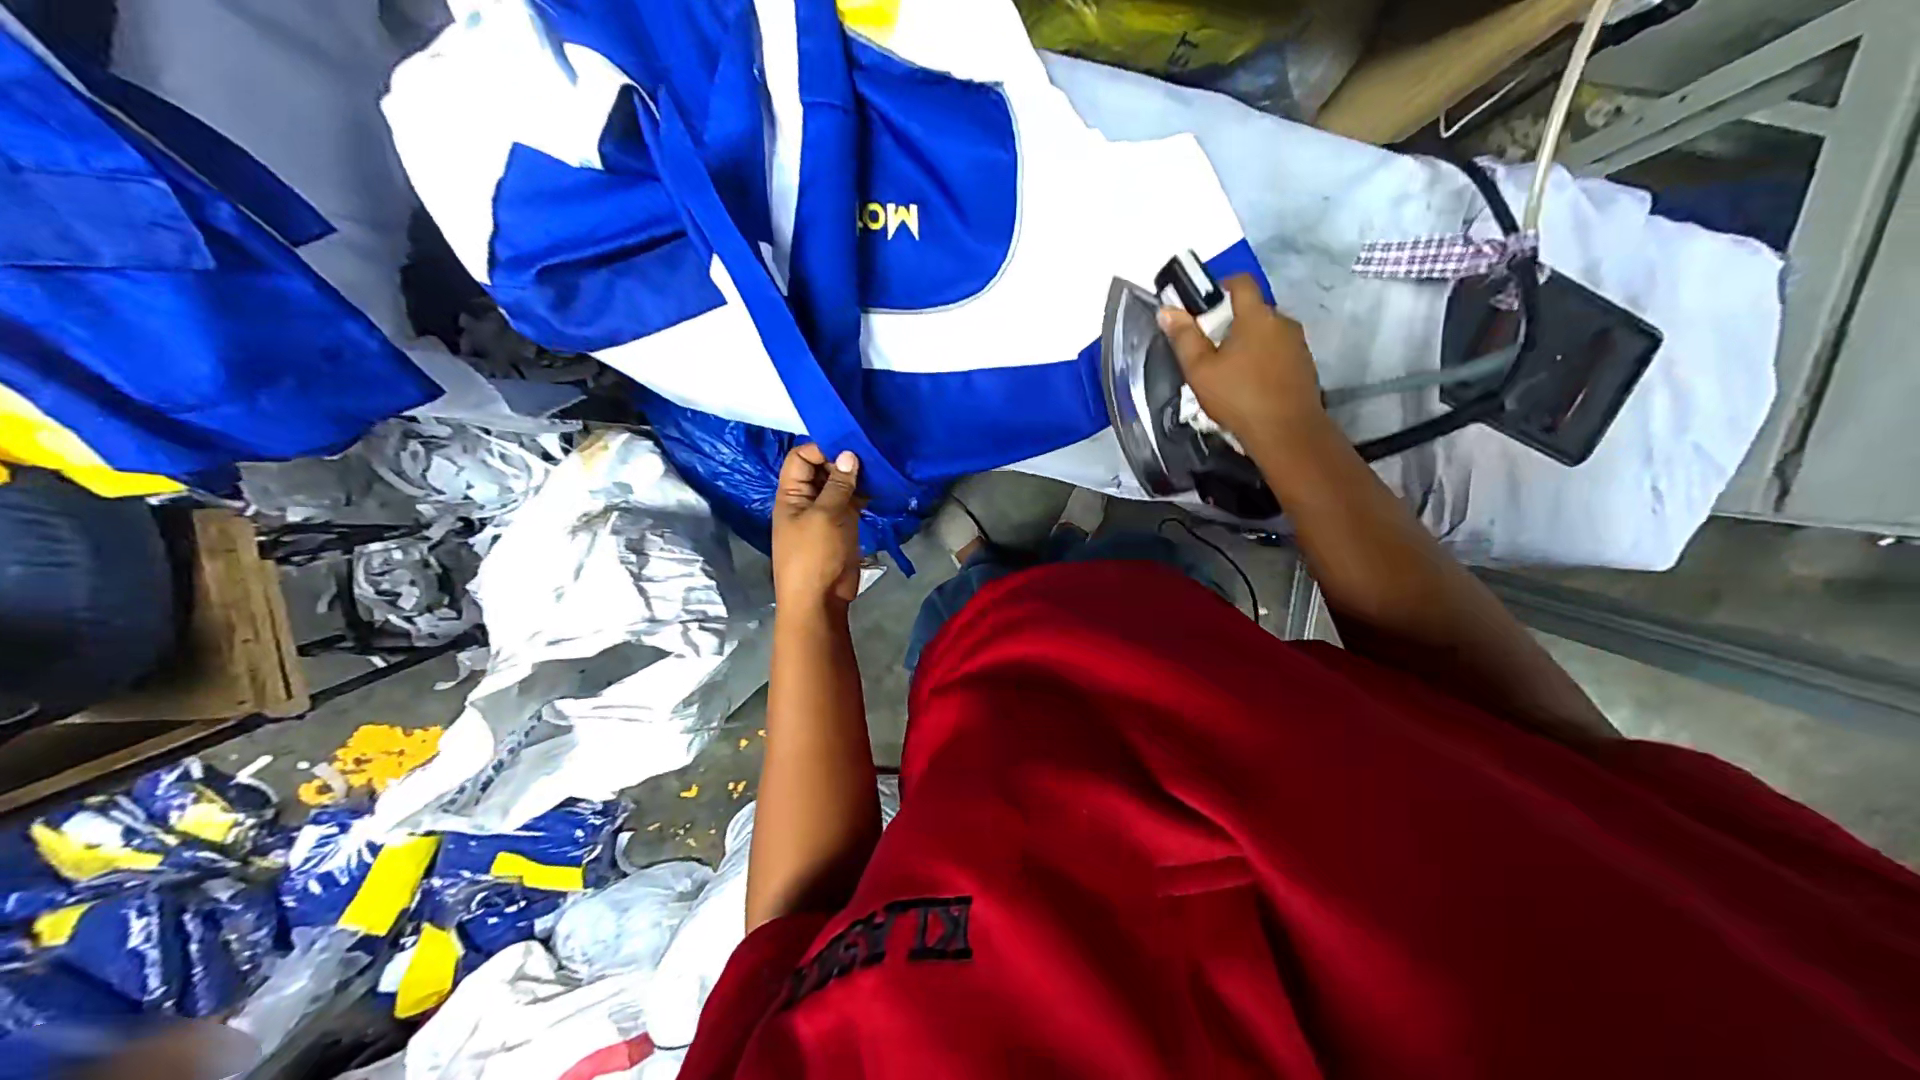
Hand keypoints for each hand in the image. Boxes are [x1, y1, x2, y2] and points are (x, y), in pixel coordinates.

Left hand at [772, 443, 863, 609]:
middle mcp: (805, 499)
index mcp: (790, 494)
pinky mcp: (841, 526)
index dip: (823, 448)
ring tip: (879, 468)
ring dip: (856, 477)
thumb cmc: (815, 555)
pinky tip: (880, 487)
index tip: (851, 446)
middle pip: (821, 468)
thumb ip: (838, 484)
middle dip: (843, 460)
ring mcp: (823, 513)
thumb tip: (849, 455)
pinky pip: (850, 502)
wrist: (819, 599)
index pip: (801, 457)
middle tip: (870, 456)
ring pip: (838, 485)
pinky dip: (863, 494)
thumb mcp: (826, 515)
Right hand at [1160, 274, 1329, 451]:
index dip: (1221, 285)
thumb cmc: (1238, 397)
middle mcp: (1282, 322)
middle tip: (1208, 346)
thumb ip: (1184, 337)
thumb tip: (1167, 310)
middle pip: (1253, 309)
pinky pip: (1278, 351)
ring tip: (1228, 369)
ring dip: (1248, 342)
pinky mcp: (1305, 365)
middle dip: (1231, 320)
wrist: (1287, 433)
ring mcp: (1298, 344)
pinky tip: (1249, 383)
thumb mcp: (1200, 370)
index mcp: (1256, 316)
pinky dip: (1263, 359)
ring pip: (1266, 332)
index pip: (1241, 282)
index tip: (1203, 304)